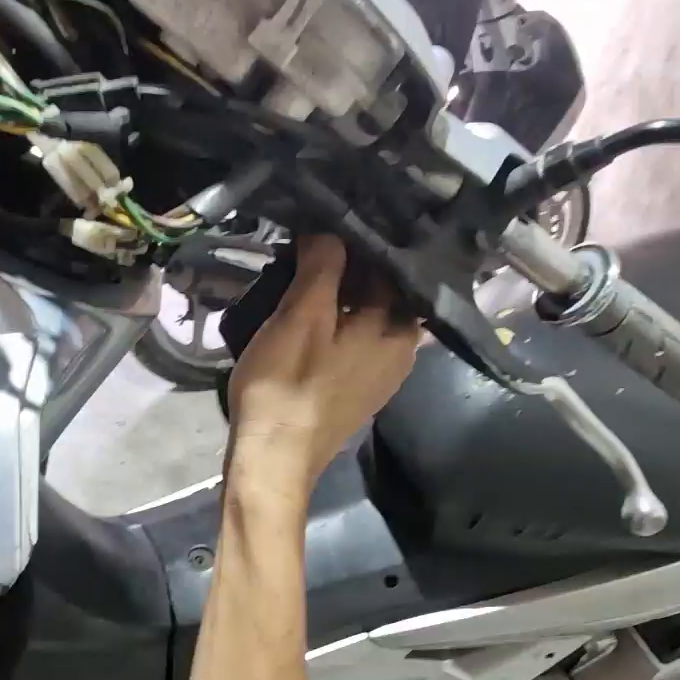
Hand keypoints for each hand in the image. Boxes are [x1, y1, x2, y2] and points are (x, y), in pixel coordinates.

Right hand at [225, 235, 423, 498]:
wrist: (275, 459)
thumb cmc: (287, 384)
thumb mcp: (301, 316)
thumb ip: (323, 266)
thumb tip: (330, 230)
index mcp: (398, 327)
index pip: (389, 263)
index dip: (358, 239)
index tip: (328, 220)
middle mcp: (404, 347)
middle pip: (382, 290)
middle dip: (350, 266)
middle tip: (313, 244)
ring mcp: (385, 372)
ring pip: (369, 315)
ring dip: (343, 293)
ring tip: (308, 273)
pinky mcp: (363, 387)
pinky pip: (359, 339)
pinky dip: (340, 321)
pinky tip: (313, 314)